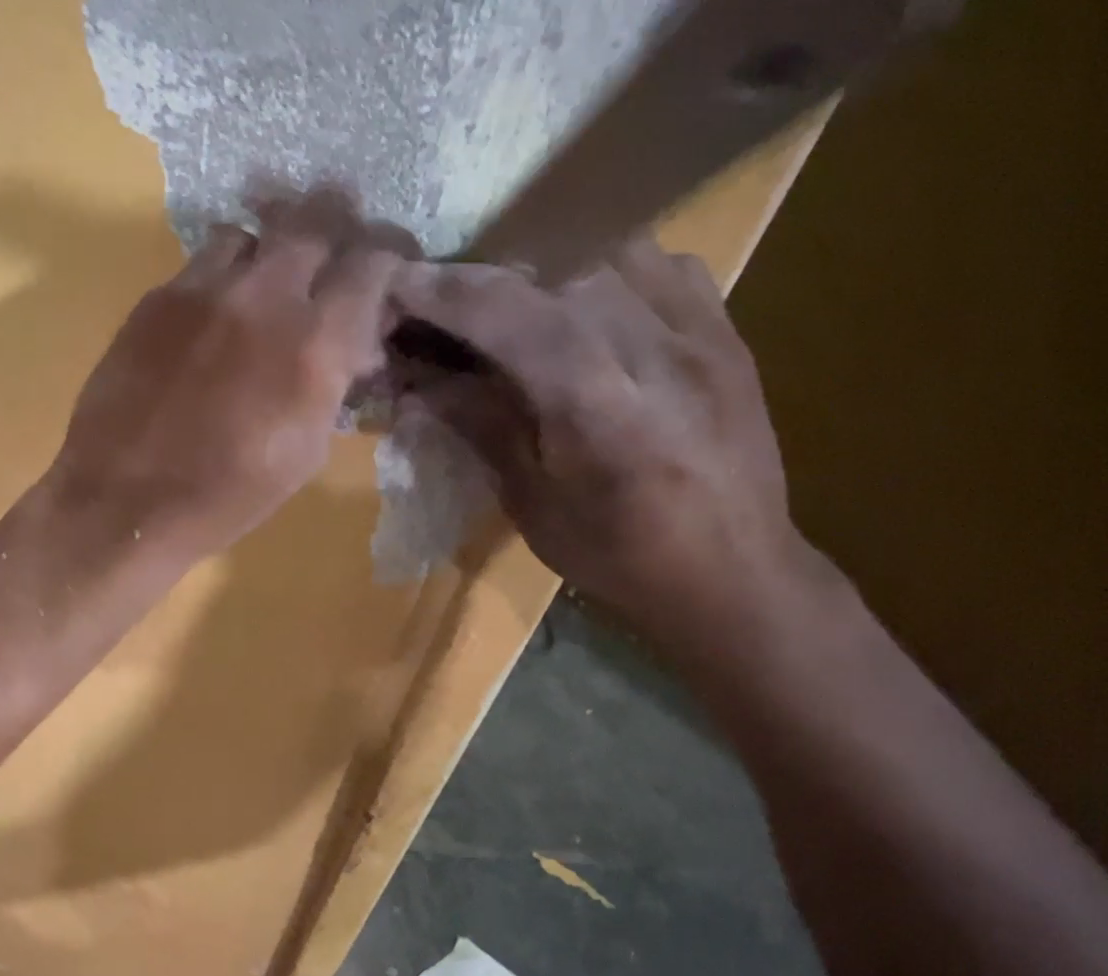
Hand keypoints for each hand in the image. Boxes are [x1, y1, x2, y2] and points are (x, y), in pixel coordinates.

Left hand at [44, 195, 402, 559]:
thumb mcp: (306, 450)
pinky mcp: (156, 297)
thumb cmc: (227, 497)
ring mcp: (203, 290)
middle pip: (314, 223)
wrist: (124, 501)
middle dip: (330, 241)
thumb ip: (334, 380)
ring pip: (251, 235)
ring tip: (260, 294)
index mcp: (315, 344)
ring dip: (266, 257)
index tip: (380, 279)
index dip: (385, 263)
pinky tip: (210, 321)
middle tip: (325, 271)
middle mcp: (264, 298)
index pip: (372, 263)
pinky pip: (200, 264)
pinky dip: (220, 280)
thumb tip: (352, 343)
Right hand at [391, 238, 810, 629]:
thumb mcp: (530, 501)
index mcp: (600, 407)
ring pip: (603, 249)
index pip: (511, 314)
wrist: (733, 572)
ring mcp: (698, 330)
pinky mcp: (723, 327)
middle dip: (481, 280)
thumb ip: (479, 424)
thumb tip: (415, 379)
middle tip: (441, 308)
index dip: (445, 292)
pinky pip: (656, 261)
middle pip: (551, 270)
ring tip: (512, 304)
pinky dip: (603, 268)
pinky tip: (584, 303)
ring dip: (542, 268)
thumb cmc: (617, 555)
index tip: (395, 287)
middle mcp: (654, 350)